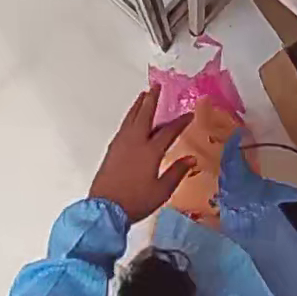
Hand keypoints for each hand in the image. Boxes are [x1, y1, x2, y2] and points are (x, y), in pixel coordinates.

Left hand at [90, 85, 198, 223]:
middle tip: (156, 86)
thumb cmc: (136, 201)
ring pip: (131, 118)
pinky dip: (130, 117)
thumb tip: (191, 159)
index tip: (189, 114)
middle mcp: (135, 142)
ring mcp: (121, 144)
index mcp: (150, 151)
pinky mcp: (112, 149)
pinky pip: (124, 126)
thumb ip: (177, 172)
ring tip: (143, 95)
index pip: (168, 131)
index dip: (180, 122)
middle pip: (144, 115)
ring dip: (138, 105)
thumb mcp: (161, 191)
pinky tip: (132, 119)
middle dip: (152, 100)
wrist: (105, 209)